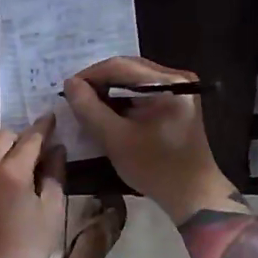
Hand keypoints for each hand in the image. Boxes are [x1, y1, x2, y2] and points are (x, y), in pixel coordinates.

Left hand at [0, 116, 66, 257]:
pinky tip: (0, 172)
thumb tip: (56, 149)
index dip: (44, 127)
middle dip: (21, 136)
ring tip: (17, 159)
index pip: (30, 138)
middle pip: (1, 136)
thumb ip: (54, 174)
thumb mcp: (52, 209)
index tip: (53, 117)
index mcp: (11, 172)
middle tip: (38, 146)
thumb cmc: (30, 245)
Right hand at [63, 56, 237, 222]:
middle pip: (125, 68)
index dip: (87, 77)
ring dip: (106, 91)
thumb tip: (69, 84)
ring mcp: (178, 88)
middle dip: (96, 83)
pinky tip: (108, 114)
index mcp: (166, 83)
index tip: (66, 95)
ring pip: (130, 79)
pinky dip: (119, 99)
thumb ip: (89, 109)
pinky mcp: (175, 99)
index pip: (117, 66)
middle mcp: (176, 77)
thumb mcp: (114, 138)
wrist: (191, 191)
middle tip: (75, 102)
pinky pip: (139, 90)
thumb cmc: (154, 166)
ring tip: (88, 110)